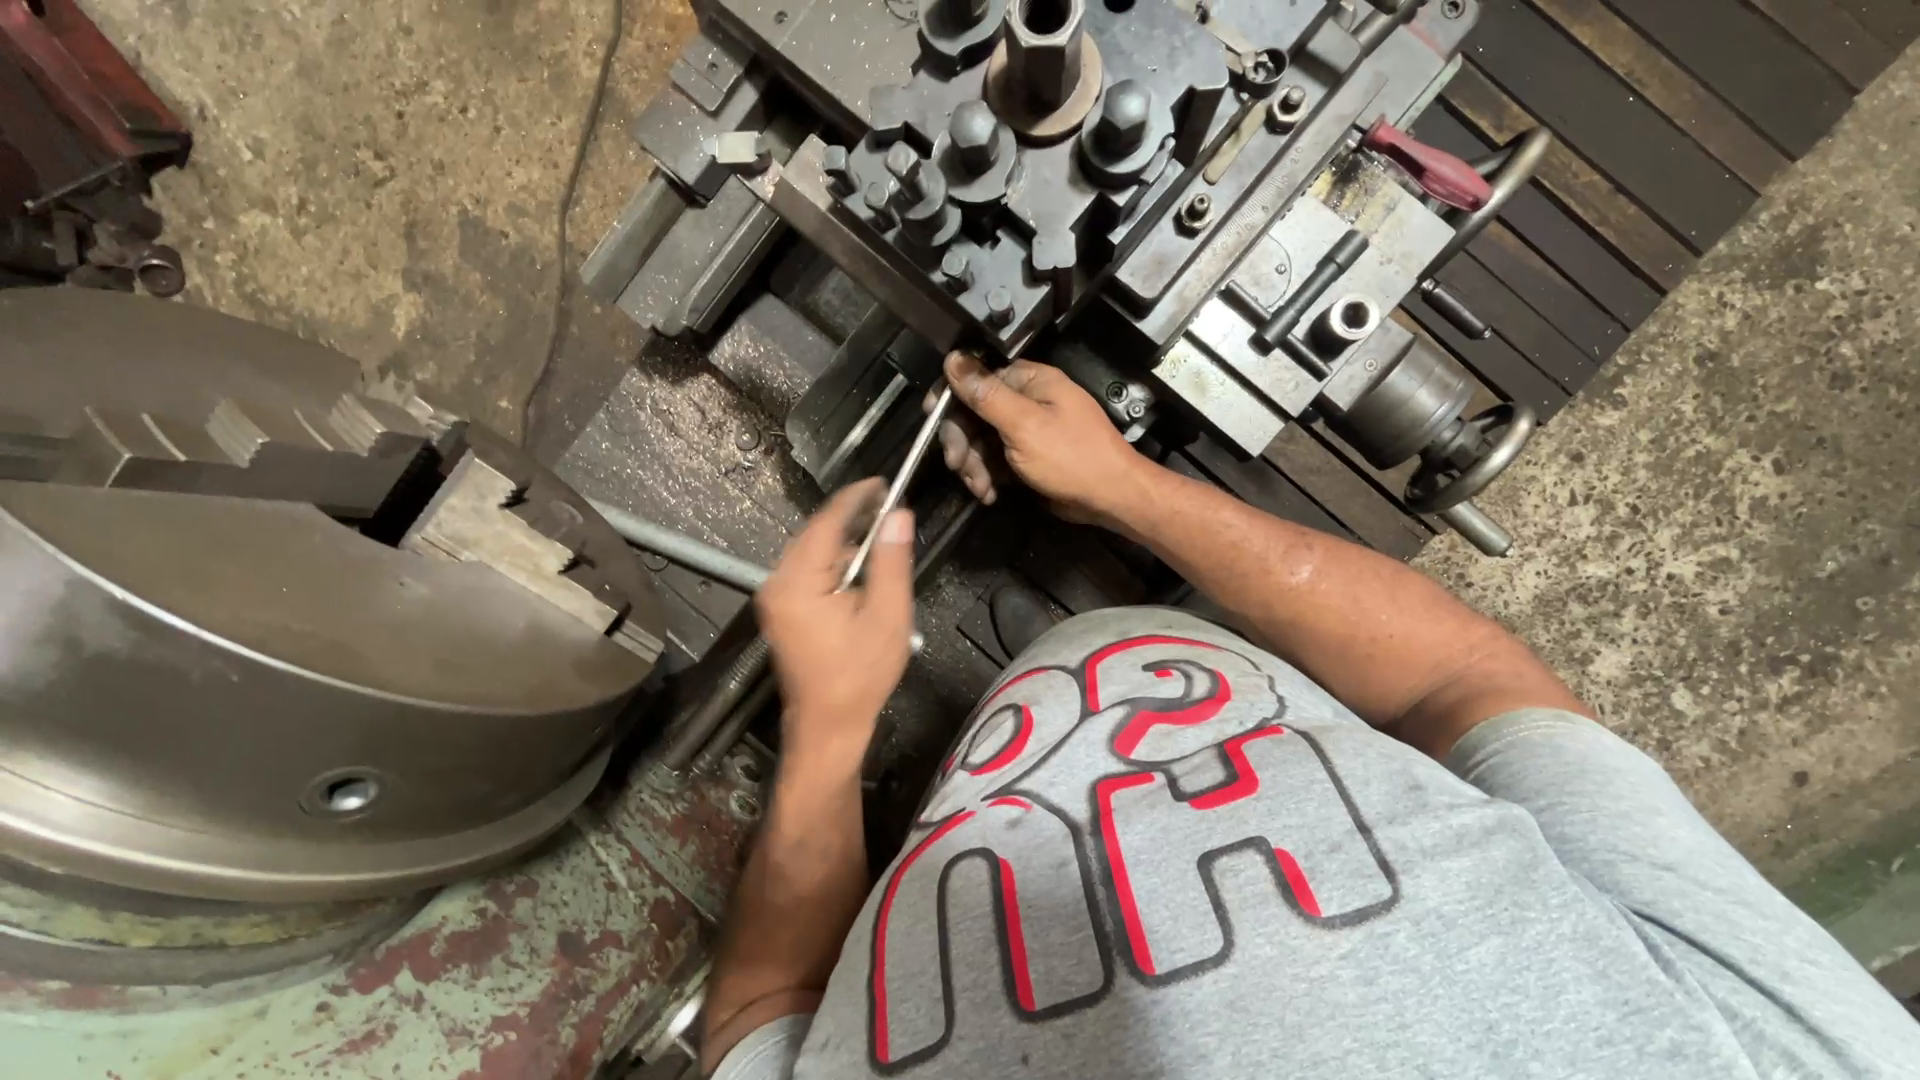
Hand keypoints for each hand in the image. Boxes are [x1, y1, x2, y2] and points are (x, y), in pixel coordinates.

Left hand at [756, 479, 916, 778]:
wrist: (828, 725)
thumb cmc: (860, 675)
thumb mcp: (887, 616)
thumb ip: (891, 561)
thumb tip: (898, 515)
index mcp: (798, 582)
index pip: (827, 522)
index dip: (856, 499)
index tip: (884, 485)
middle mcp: (777, 583)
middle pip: (816, 535)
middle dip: (852, 521)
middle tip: (889, 513)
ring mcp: (774, 598)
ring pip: (812, 552)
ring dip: (844, 545)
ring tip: (881, 545)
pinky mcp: (781, 610)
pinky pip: (807, 572)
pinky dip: (833, 565)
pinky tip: (859, 574)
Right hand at [930, 350, 1155, 531]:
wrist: (1110, 498)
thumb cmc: (1073, 458)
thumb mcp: (1024, 425)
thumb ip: (986, 394)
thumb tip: (953, 359)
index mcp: (1030, 382)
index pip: (977, 379)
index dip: (951, 398)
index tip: (932, 418)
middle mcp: (1027, 400)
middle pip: (975, 414)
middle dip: (962, 442)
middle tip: (958, 465)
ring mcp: (1027, 430)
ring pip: (982, 442)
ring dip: (974, 465)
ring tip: (980, 487)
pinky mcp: (1028, 456)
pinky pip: (995, 460)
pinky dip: (988, 476)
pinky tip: (989, 493)